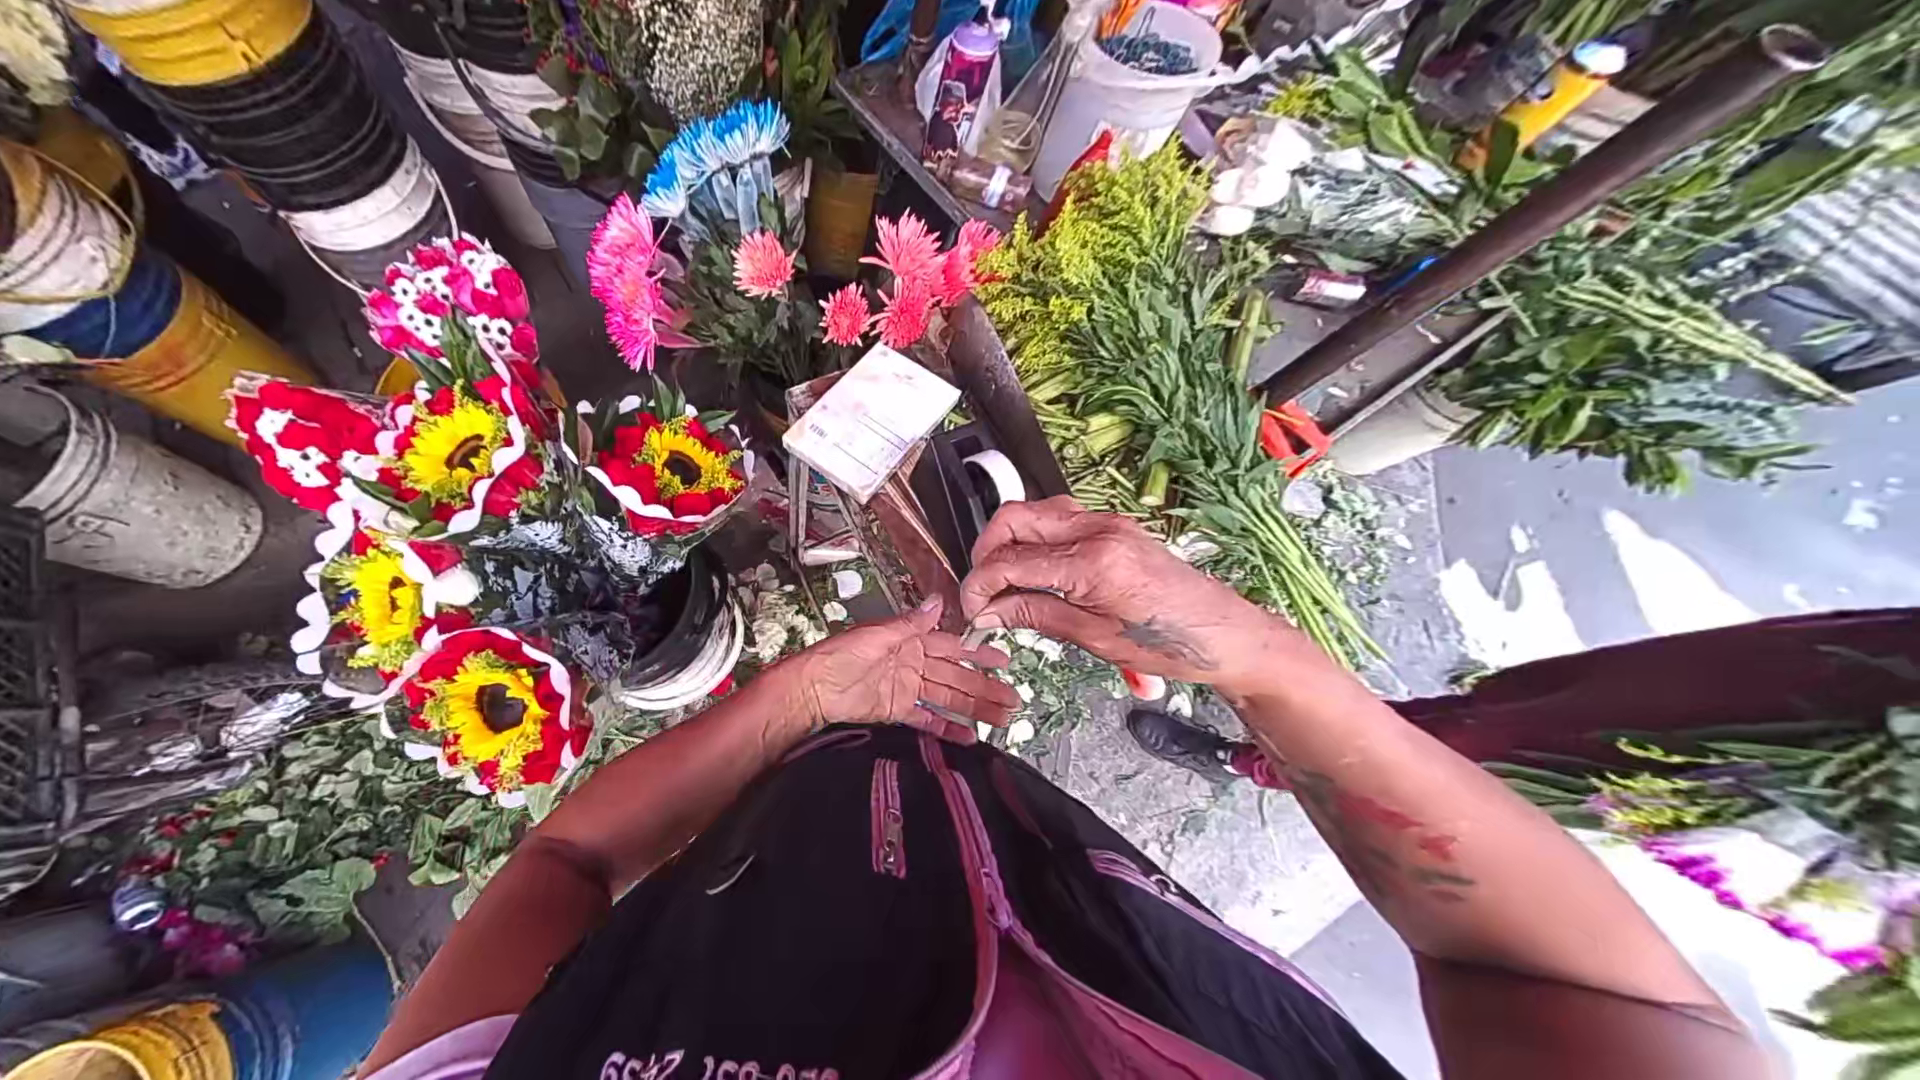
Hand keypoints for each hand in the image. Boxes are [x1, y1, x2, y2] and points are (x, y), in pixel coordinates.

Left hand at [784, 594, 1020, 743]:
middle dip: (984, 688)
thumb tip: (937, 601)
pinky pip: (927, 718)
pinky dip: (947, 728)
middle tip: (1011, 699)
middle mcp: (915, 663)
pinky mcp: (898, 710)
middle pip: (956, 677)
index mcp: (912, 641)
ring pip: (948, 699)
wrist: (813, 687)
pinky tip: (968, 736)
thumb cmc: (840, 654)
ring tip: (999, 719)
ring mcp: (908, 688)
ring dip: (973, 708)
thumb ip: (911, 623)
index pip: (953, 647)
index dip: (978, 654)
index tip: (1003, 660)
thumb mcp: (878, 634)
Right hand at [959, 497, 1299, 690]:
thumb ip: (1036, 615)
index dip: (980, 585)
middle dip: (986, 551)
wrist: (1226, 634)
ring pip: (1035, 512)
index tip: (972, 607)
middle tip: (982, 589)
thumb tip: (991, 611)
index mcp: (1093, 563)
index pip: (1012, 562)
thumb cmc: (1173, 643)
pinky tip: (1035, 567)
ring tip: (1004, 579)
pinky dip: (1036, 537)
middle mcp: (1098, 530)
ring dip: (1009, 540)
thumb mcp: (1095, 638)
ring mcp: (1108, 522)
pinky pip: (1060, 518)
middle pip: (1015, 518)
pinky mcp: (1114, 525)